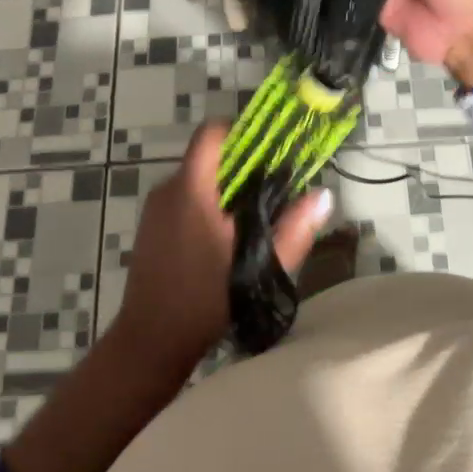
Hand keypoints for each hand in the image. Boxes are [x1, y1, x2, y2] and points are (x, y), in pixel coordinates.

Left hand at [112, 121, 331, 366]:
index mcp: (191, 189)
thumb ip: (294, 229)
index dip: (240, 130)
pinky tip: (222, 239)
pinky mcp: (149, 227)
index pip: (211, 134)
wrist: (149, 341)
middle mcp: (167, 189)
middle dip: (239, 167)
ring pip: (195, 180)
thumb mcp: (259, 266)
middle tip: (271, 190)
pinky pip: (181, 199)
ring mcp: (154, 209)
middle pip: (207, 158)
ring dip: (222, 190)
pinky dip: (203, 205)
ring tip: (250, 219)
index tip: (268, 149)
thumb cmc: (205, 300)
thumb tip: (323, 195)